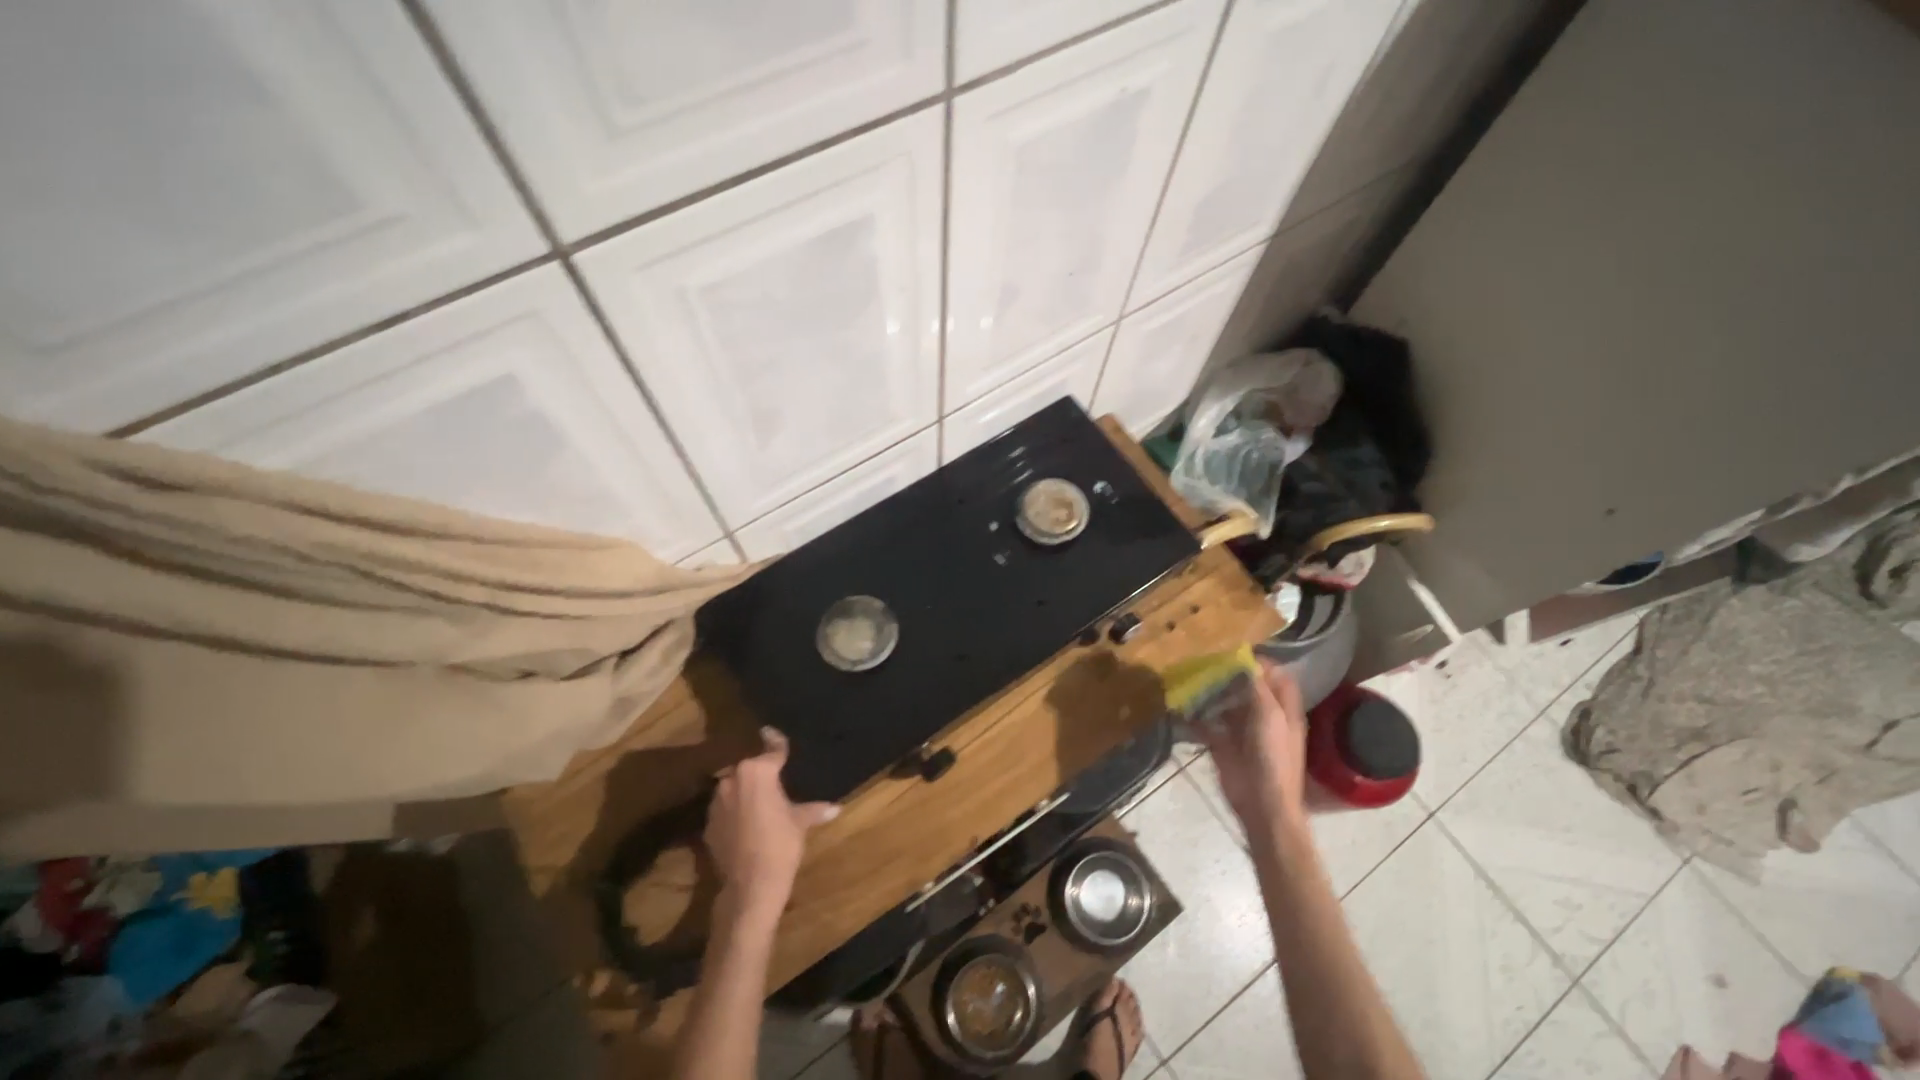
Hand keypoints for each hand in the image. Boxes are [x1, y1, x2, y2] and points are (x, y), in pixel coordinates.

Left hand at [704, 727, 838, 912]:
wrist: (750, 884)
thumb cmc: (781, 844)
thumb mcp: (800, 823)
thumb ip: (814, 810)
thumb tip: (836, 807)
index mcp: (757, 772)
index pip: (771, 750)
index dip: (775, 741)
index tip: (771, 731)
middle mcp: (733, 779)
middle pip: (748, 768)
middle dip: (759, 772)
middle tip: (774, 780)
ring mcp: (716, 801)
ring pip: (733, 788)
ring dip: (744, 792)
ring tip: (759, 803)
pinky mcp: (707, 824)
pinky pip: (724, 809)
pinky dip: (734, 812)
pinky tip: (745, 824)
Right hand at [1197, 658, 1310, 844]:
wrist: (1262, 803)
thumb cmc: (1273, 756)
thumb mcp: (1270, 715)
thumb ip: (1258, 687)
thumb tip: (1246, 661)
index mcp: (1283, 709)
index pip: (1276, 676)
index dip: (1260, 663)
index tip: (1236, 652)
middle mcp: (1264, 717)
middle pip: (1248, 688)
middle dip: (1229, 675)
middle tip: (1207, 661)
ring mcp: (1242, 731)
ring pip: (1226, 705)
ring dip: (1210, 693)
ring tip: (1192, 677)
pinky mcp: (1222, 745)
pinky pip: (1207, 725)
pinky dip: (1195, 716)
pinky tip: (1182, 705)